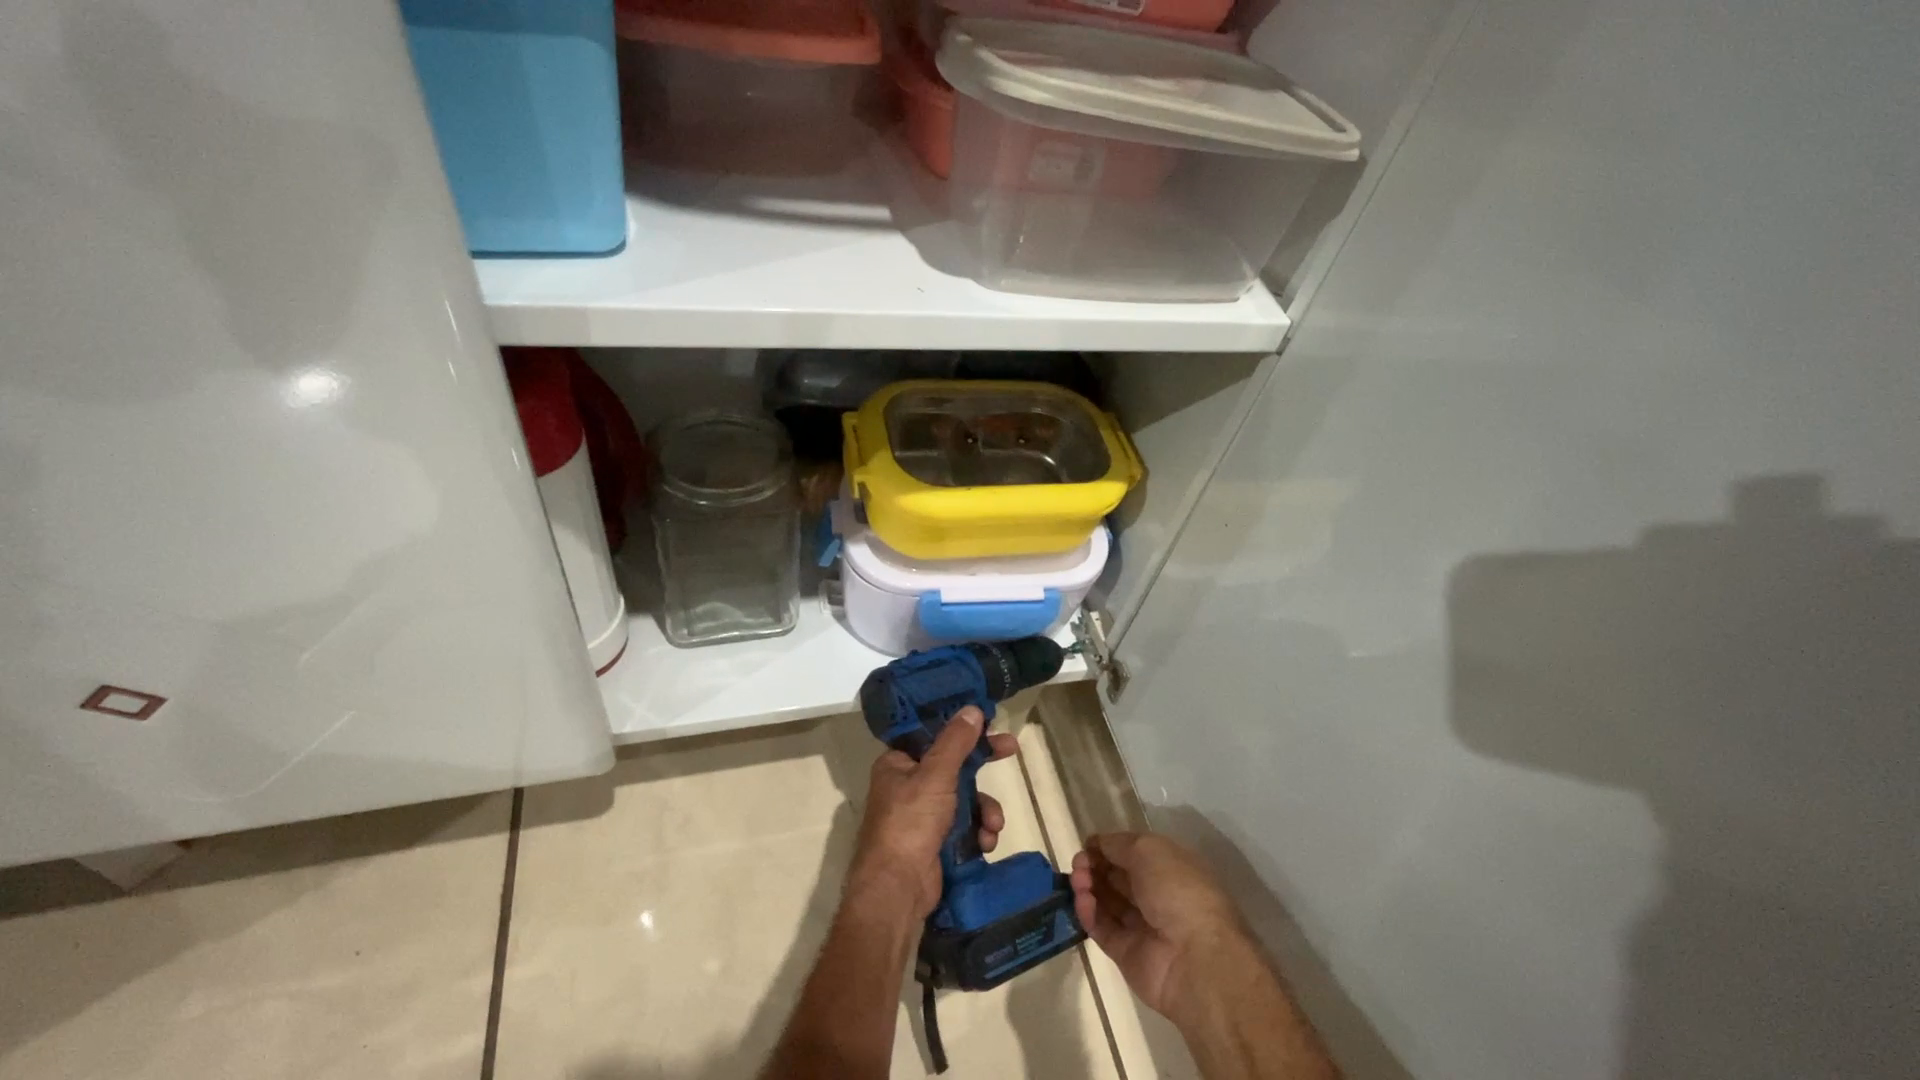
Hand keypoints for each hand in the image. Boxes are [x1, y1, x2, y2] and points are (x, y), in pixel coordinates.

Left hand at [847, 706, 1018, 919]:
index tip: (989, 723)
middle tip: (1011, 751)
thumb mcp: (935, 775)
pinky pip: (965, 828)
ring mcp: (921, 817)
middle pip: (953, 767)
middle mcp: (907, 787)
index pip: (932, 736)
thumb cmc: (910, 822)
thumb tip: (972, 709)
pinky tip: (986, 843)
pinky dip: (978, 833)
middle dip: (981, 768)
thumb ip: (956, 742)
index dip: (961, 729)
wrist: (898, 889)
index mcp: (897, 764)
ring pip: (964, 799)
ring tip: (993, 825)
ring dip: (984, 810)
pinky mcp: (935, 843)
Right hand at [1070, 832, 1250, 1020]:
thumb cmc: (1178, 891)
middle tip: (1079, 865)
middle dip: (1095, 866)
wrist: (1195, 957)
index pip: (1134, 855)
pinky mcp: (1126, 953)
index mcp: (1171, 870)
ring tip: (1077, 880)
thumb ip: (1118, 844)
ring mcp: (1142, 927)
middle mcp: (1158, 896)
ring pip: (1107, 902)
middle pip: (1118, 878)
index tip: (1088, 846)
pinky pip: (1102, 928)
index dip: (1109, 848)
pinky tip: (1083, 900)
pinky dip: (1089, 913)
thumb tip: (1097, 845)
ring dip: (1089, 887)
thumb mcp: (1149, 850)